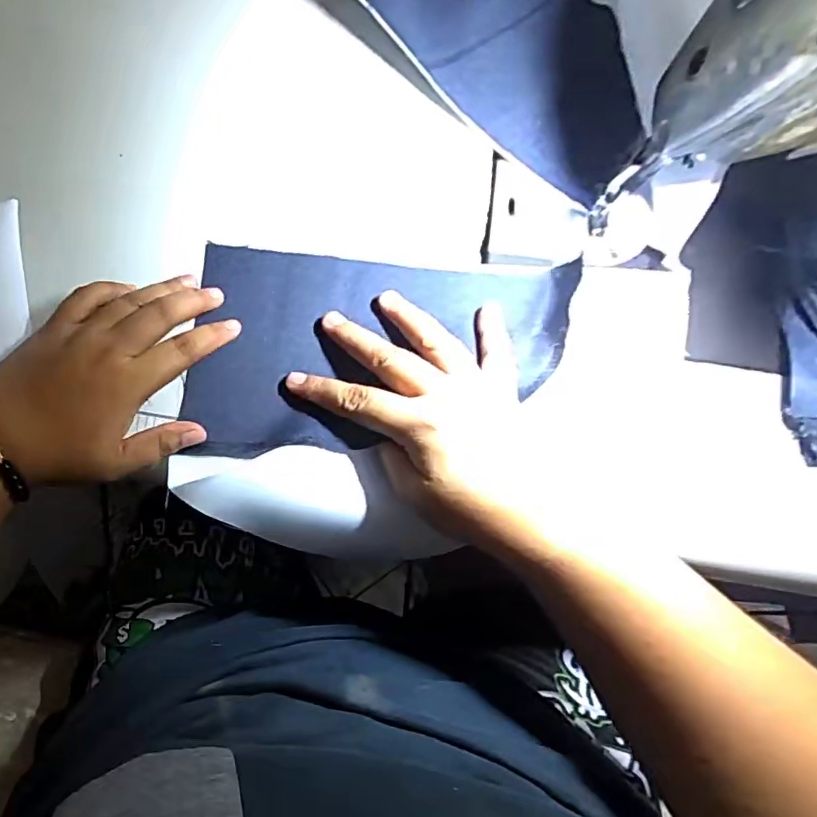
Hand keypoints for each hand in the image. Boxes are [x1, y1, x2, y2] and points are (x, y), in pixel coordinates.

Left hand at [0, 276, 239, 483]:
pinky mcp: (55, 328)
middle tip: (214, 292)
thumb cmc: (61, 455)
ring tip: (184, 279)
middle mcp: (110, 350)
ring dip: (159, 288)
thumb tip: (200, 432)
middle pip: (159, 316)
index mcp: (129, 383)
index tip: (231, 326)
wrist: (0, 437)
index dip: (209, 338)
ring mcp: (81, 334)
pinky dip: (111, 288)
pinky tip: (127, 287)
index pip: (180, 353)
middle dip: (191, 301)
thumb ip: (160, 443)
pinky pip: (88, 296)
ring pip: (129, 301)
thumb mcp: (115, 461)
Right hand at [284, 291, 553, 555]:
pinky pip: (496, 355)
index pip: (357, 401)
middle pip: (390, 360)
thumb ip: (393, 453)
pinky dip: (491, 331)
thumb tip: (387, 432)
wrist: (522, 516)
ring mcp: (475, 390)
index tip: (294, 380)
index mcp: (417, 425)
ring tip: (387, 299)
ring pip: (436, 343)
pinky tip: (486, 308)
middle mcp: (444, 397)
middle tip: (330, 320)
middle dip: (355, 339)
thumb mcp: (411, 489)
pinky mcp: (501, 393)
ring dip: (408, 319)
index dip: (321, 391)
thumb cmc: (464, 510)